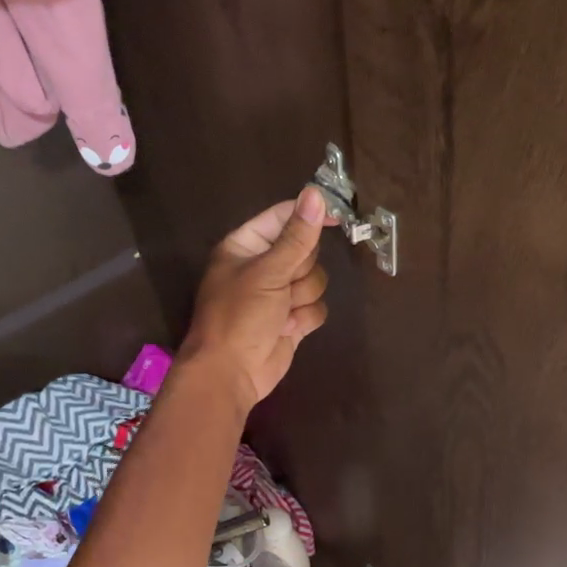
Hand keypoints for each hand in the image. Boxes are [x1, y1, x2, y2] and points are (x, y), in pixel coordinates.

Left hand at [180, 186, 337, 408]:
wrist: (231, 372)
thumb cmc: (239, 316)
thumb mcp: (268, 272)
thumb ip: (296, 237)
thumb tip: (315, 195)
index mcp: (246, 246)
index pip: (282, 218)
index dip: (307, 215)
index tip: (335, 216)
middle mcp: (263, 267)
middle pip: (305, 252)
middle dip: (300, 271)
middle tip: (284, 285)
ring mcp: (279, 295)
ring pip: (315, 281)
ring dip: (302, 298)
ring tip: (280, 314)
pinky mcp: (292, 320)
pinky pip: (315, 308)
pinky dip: (304, 319)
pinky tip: (286, 330)